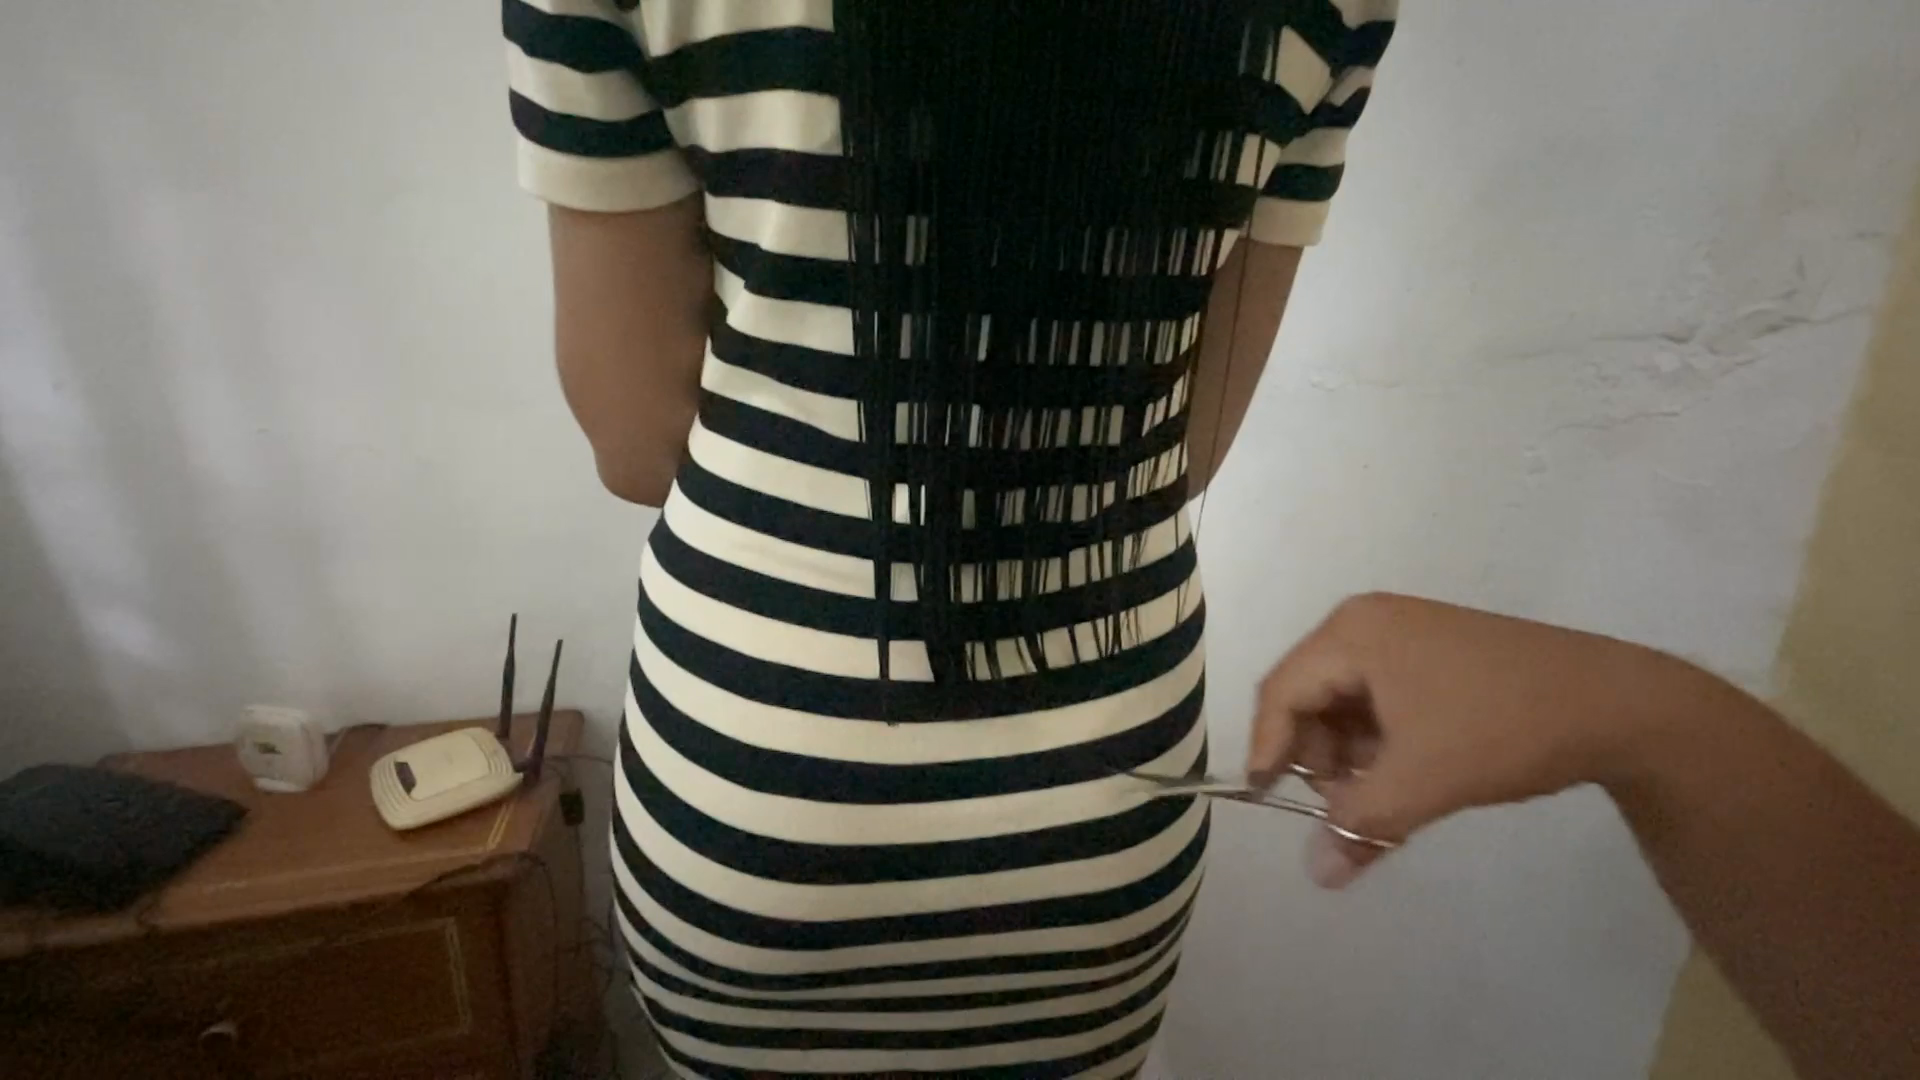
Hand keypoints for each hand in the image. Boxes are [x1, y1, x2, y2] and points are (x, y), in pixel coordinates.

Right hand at [1245, 593, 1707, 887]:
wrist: (1625, 705)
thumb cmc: (1506, 729)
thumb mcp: (1425, 781)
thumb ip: (1359, 826)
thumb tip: (1316, 876)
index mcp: (1352, 634)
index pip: (1282, 692)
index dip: (1267, 748)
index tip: (1264, 799)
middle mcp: (1365, 622)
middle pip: (1309, 694)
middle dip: (1319, 755)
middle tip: (1347, 803)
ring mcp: (1399, 630)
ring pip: (1342, 699)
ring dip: (1349, 752)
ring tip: (1384, 790)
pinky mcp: (1428, 649)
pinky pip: (1375, 695)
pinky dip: (1378, 738)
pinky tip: (1406, 767)